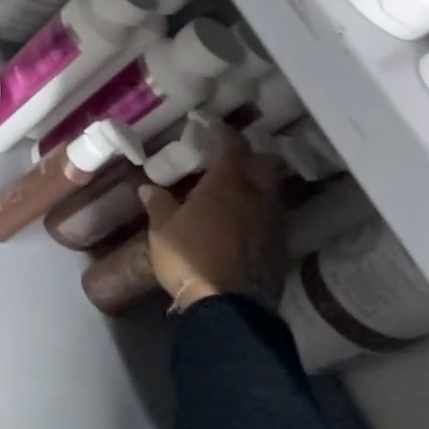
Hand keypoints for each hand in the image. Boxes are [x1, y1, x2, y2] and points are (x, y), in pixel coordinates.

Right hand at [140, 124, 285, 308]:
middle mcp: (257, 195)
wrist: (228, 303)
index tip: (208, 125)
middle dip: (250, 156)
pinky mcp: (279, 242)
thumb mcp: (162, 231)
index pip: (231, 146)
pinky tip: (238, 220)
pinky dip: (256, 209)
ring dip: (255, 183)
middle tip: (227, 159)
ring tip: (231, 190)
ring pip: (271, 189)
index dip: (220, 132)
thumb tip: (149, 189)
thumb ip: (159, 205)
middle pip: (265, 163)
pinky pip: (270, 214)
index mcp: (226, 185)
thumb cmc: (188, 258)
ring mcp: (272, 219)